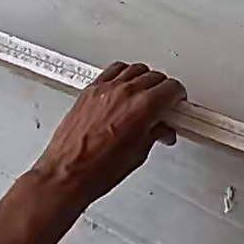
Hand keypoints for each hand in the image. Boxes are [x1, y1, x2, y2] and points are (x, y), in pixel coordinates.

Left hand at [27, 62, 185, 210]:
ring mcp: (106, 88)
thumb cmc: (96, 170)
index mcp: (143, 107)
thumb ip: (154, 132)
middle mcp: (125, 92)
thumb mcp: (138, 154)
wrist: (65, 174)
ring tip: (145, 93)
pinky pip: (113, 70)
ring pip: (135, 69)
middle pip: (155, 76)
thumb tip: (160, 128)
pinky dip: (123, 74)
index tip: (176, 103)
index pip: (171, 88)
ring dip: (144, 79)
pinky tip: (124, 85)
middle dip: (163, 89)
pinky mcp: (91, 89)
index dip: (177, 96)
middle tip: (164, 103)